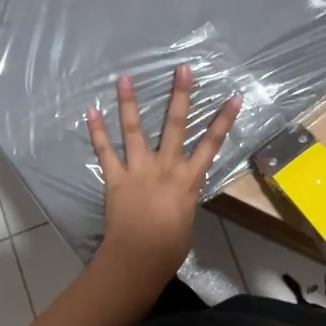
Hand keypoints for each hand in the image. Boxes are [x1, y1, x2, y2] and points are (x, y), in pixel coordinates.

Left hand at [88, 66, 241, 282]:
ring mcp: (139, 169)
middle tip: (182, 68)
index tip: (234, 96)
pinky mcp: (116, 177)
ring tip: (125, 77)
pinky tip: (91, 110)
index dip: (224, 120)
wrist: (140, 257)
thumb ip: (183, 199)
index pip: (212, 144)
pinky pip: (105, 150)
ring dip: (130, 102)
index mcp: (189, 179)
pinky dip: (96, 131)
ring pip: (134, 129)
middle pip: (175, 125)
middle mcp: (166, 166)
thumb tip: (180, 195)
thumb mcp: (187, 220)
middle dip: (180, 95)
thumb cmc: (170, 247)